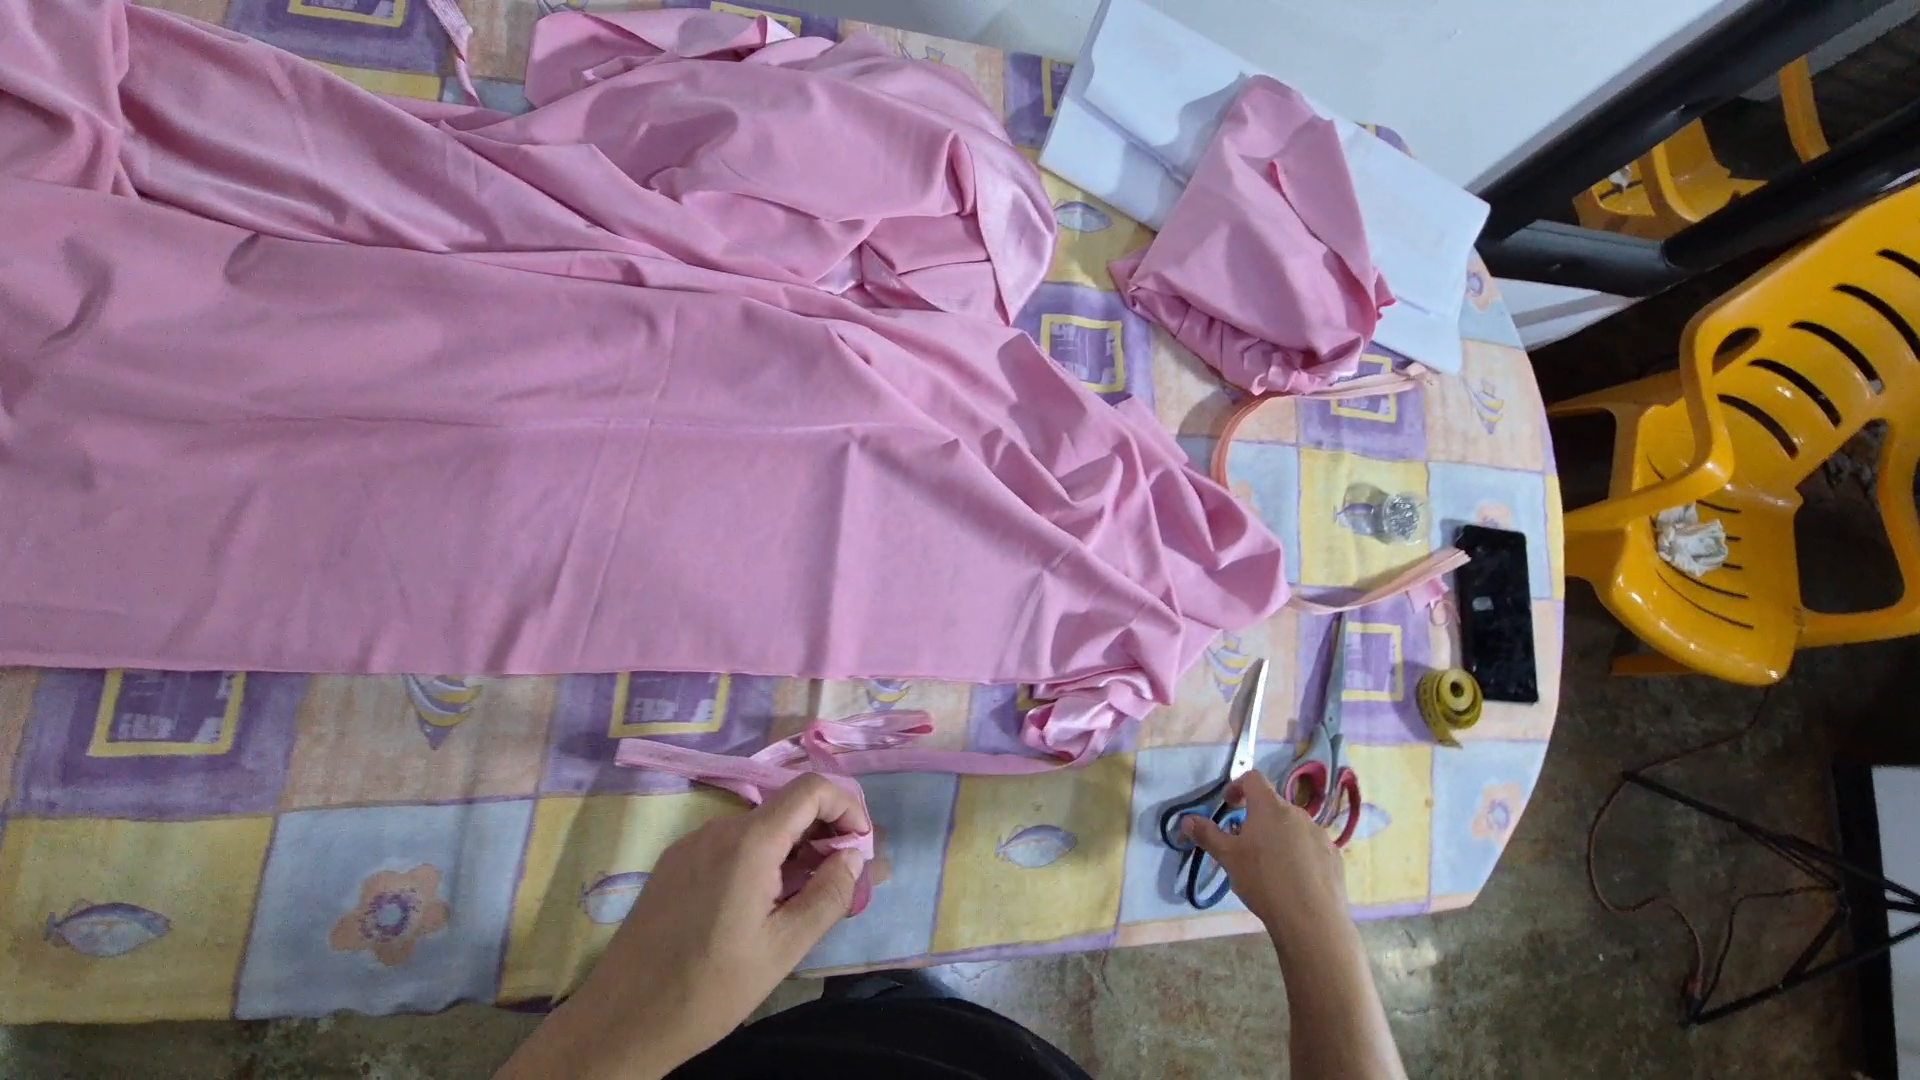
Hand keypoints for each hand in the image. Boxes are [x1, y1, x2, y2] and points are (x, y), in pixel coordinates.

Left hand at [546, 774, 868, 1078]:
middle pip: (787, 806)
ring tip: (805, 896)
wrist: (620, 1021)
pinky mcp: (676, 861)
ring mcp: (693, 842)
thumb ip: (828, 894)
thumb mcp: (784, 948)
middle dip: (824, 832)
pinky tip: (763, 901)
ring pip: (761, 826)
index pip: (812, 788)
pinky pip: (733, 843)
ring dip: (794, 847)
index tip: (859, 847)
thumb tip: (853, 856)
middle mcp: (719, 828)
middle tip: (841, 877)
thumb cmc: (709, 989)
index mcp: (749, 842)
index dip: (846, 806)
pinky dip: (762, 857)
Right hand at [1182, 770, 1346, 948]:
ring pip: (1293, 826)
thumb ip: (1207, 834)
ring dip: (1278, 835)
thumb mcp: (1228, 858)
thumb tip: (1186, 820)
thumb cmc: (1264, 882)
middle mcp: (1297, 814)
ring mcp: (1319, 834)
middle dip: (1257, 818)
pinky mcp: (1334, 856)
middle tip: (1244, 843)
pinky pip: (1310, 845)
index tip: (1229, 805)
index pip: (1253, 779)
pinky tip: (1293, 879)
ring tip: (1269, 864)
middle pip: (1273, 805)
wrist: (1312, 921)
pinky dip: (1299, 852)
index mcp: (1270, 808)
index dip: (1238, 786)